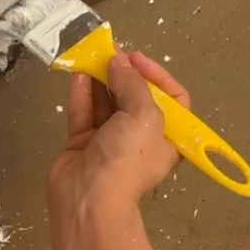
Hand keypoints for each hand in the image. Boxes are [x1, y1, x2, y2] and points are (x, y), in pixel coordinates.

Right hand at [46, 50, 187, 222]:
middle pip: (135, 96)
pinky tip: (79, 74)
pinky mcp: (82, 143)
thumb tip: (118, 61)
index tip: (135, 58)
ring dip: (100, 79)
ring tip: (91, 56)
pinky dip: (82, 93)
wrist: (89, 198)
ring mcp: (109, 140)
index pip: (171, 97)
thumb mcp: (144, 115)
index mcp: (168, 136)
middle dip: (123, 73)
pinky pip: (84, 113)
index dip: (156, 74)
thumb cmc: (127, 158)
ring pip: (107, 102)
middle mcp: (140, 137)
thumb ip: (132, 84)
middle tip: (109, 51)